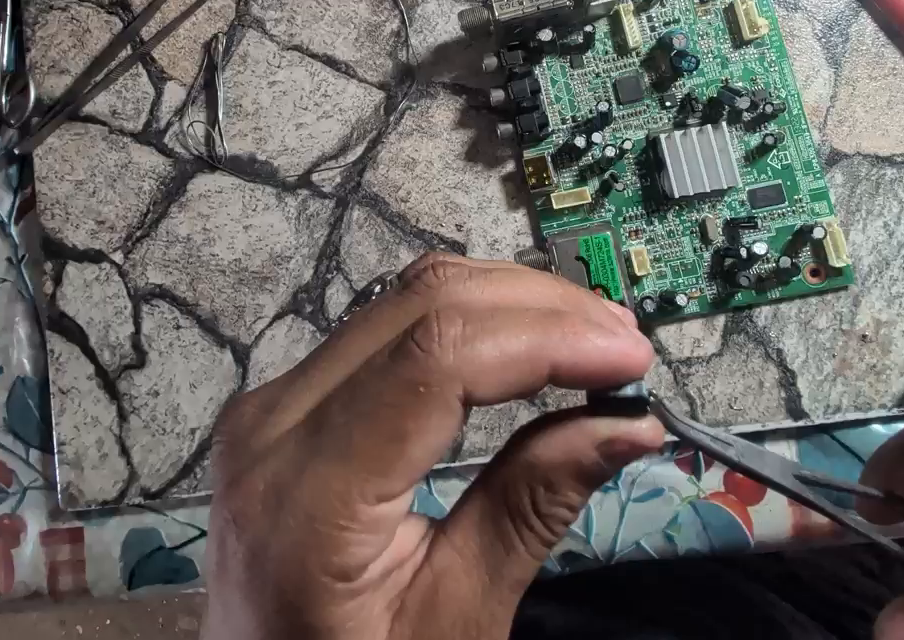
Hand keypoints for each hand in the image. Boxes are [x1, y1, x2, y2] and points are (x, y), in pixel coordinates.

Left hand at [202, 253, 662, 638]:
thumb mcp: (453, 624)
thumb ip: (531, 507)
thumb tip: (630, 422)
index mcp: (306, 494)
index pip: (434, 360)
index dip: (543, 337)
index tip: (629, 357)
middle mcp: (275, 418)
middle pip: (422, 305)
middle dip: (538, 307)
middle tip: (623, 342)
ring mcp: (273, 396)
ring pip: (406, 295)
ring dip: (508, 301)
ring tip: (588, 335)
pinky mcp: (289, 391)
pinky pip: (387, 321)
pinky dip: (467, 316)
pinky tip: (520, 335)